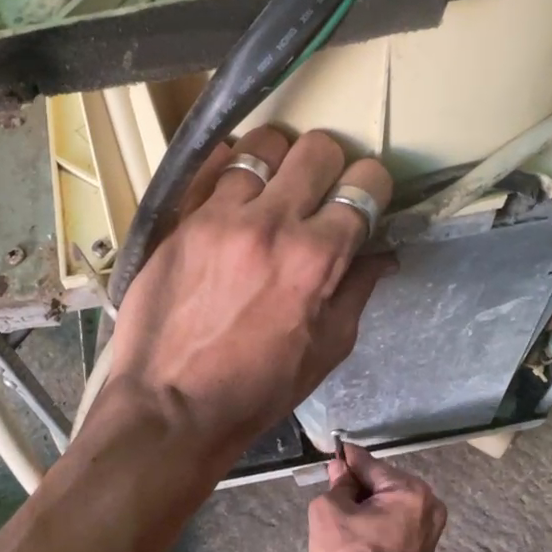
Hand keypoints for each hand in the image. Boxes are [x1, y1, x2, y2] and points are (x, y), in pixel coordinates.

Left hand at [106, 127, 395, 455]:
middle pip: (318, 149)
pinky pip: (212, 166)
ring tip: (271, 190)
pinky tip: (233, 195)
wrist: (170, 407)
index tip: (363, 203)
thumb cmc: (255, 390)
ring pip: (263, 145)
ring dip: (278, 163)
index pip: (366, 184)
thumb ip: (356, 291)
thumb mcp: (326, 350)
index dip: (372, 190)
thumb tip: (381, 253)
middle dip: (330, 166)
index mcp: (316, 259)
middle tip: (319, 193)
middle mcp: (271, 224)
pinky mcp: (179, 220)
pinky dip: (231, 170)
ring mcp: (219, 216)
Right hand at [308, 443, 447, 551]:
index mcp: (410, 489)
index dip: (344, 460)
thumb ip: (336, 484)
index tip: (329, 455)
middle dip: (356, 487)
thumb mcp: (328, 512)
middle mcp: (429, 503)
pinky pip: (395, 522)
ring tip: (342, 525)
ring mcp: (431, 527)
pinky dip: (376, 523)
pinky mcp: (424, 548)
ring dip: (366, 507)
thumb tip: (342, 472)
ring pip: (388, 503)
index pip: (368, 463)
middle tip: (330, 501)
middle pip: (381, 482)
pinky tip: (358, 538)